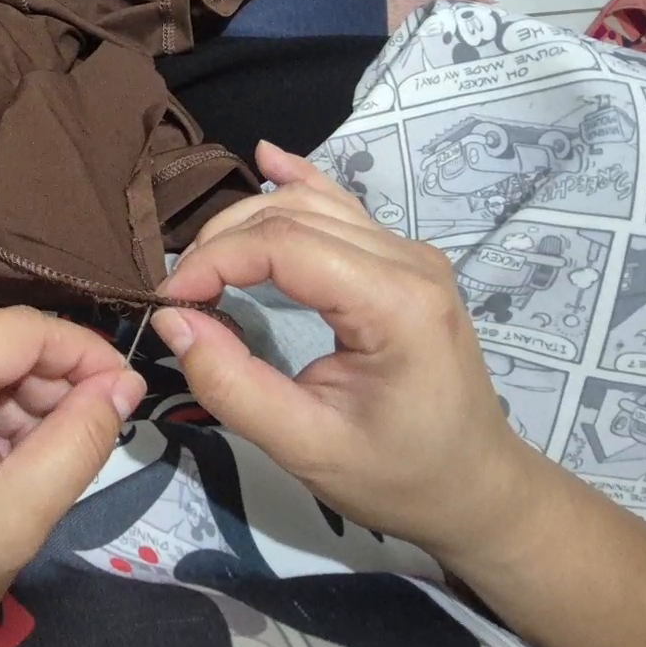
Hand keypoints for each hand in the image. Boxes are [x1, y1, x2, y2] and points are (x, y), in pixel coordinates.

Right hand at [150, 141, 548, 560]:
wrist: (477, 489)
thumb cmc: (398, 477)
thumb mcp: (307, 448)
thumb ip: (232, 384)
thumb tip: (173, 320)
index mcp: (394, 302)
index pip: (281, 244)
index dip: (212, 261)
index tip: (167, 301)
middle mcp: (406, 258)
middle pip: (288, 216)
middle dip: (219, 245)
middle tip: (180, 296)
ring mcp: (407, 252)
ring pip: (306, 203)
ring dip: (242, 224)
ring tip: (200, 265)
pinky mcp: (399, 258)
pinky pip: (338, 204)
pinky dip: (295, 181)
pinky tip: (266, 157)